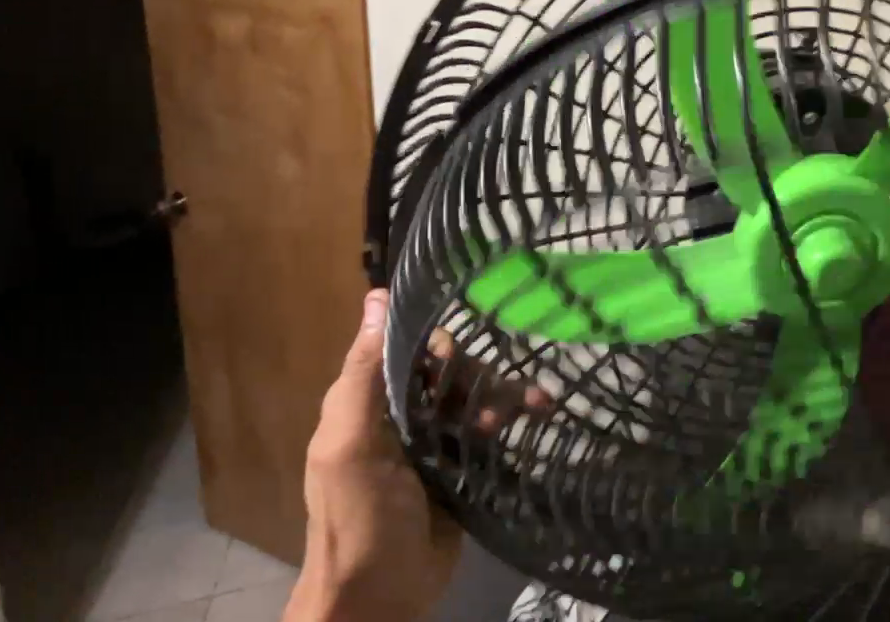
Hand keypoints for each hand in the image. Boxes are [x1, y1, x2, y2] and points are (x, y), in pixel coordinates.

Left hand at [283, 290, 548, 621]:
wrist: (379, 601)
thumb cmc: (358, 518)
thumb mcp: (350, 444)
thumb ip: (363, 374)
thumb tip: (377, 297)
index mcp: (369, 404)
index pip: (407, 350)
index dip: (436, 344)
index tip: (459, 352)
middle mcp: (401, 415)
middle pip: (449, 371)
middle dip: (478, 374)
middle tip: (496, 393)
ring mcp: (434, 441)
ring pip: (475, 395)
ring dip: (503, 394)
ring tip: (530, 405)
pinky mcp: (463, 465)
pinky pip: (491, 426)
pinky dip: (514, 416)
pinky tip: (539, 411)